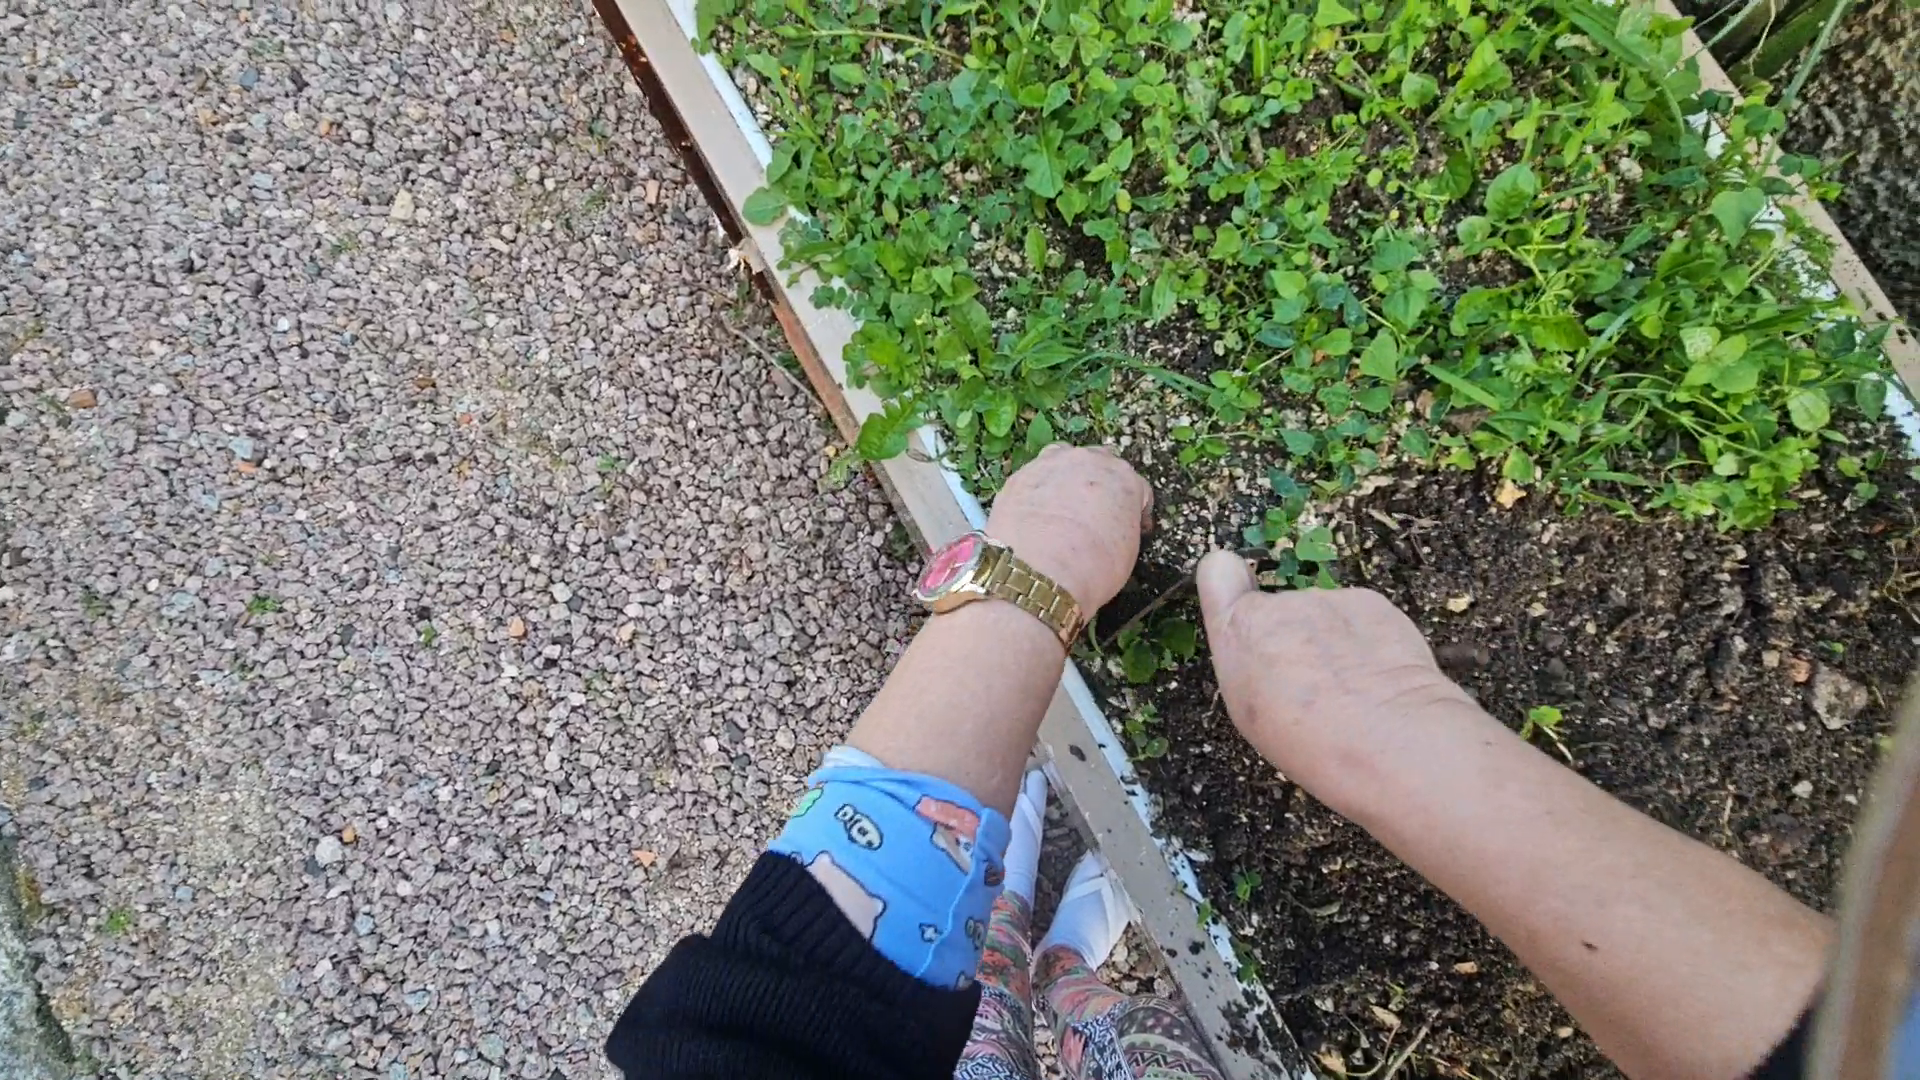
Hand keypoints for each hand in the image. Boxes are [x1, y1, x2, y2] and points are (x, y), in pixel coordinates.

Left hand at [986, 444, 1151, 611]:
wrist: (1039, 571)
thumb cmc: (1090, 568)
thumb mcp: (1125, 555)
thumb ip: (1124, 530)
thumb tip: (1111, 532)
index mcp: (1125, 481)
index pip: (1139, 490)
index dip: (1136, 511)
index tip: (1132, 525)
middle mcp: (1090, 462)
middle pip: (1101, 465)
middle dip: (1102, 485)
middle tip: (1096, 511)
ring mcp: (1052, 464)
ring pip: (1064, 459)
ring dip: (1067, 476)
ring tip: (1063, 502)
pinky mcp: (1020, 475)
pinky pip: (1033, 477)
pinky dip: (1037, 490)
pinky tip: (1035, 511)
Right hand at [1195, 551, 1483, 812]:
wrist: (1382, 738)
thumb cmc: (1305, 737)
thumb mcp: (1247, 706)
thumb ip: (1248, 657)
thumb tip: (1265, 647)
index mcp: (1238, 629)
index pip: (1218, 569)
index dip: (1231, 584)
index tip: (1245, 607)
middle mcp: (1277, 603)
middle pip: (1280, 607)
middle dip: (1292, 634)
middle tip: (1310, 680)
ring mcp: (1325, 598)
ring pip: (1324, 616)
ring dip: (1332, 640)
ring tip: (1350, 687)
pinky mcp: (1370, 601)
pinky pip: (1362, 617)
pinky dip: (1368, 639)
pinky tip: (1378, 675)